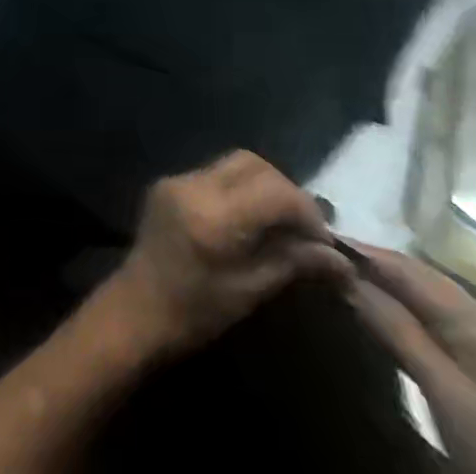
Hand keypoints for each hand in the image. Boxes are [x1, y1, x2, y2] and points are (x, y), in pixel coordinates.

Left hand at [98, 151, 350, 357]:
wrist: (135, 310)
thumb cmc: (194, 311)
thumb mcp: (250, 291)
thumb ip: (294, 263)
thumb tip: (340, 258)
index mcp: (212, 214)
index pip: (274, 190)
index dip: (306, 210)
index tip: (323, 240)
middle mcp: (192, 186)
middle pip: (253, 164)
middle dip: (285, 190)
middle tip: (302, 227)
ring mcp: (175, 181)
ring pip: (233, 164)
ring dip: (262, 186)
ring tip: (279, 223)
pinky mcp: (166, 184)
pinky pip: (213, 174)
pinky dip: (238, 189)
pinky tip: (248, 218)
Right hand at [345, 245, 475, 473]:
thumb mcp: (447, 398)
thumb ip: (401, 335)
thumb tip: (350, 279)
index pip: (414, 273)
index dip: (368, 252)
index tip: (320, 237)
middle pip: (431, 281)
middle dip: (380, 264)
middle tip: (327, 254)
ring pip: (442, 300)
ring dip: (397, 284)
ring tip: (350, 276)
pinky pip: (454, 321)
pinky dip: (418, 309)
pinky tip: (396, 312)